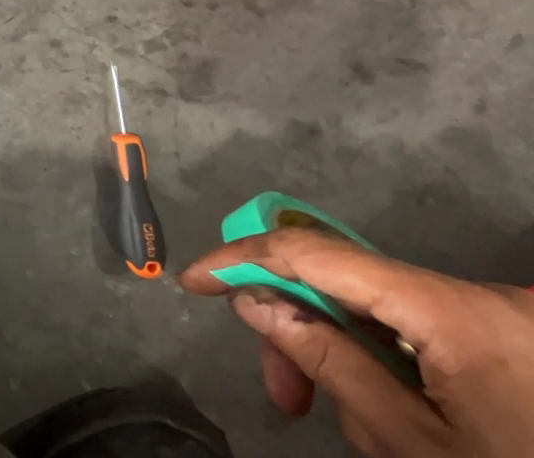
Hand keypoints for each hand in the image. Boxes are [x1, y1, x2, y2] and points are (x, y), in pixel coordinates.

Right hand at [182, 229, 533, 456]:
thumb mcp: (410, 440)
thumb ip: (326, 358)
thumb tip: (253, 300)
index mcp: (459, 312)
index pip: (318, 255)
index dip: (244, 260)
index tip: (193, 282)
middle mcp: (487, 297)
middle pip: (350, 289)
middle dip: (302, 334)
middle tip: (280, 394)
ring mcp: (511, 316)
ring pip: (384, 312)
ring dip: (345, 356)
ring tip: (340, 417)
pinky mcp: (521, 336)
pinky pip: (426, 328)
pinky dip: (391, 361)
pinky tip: (392, 412)